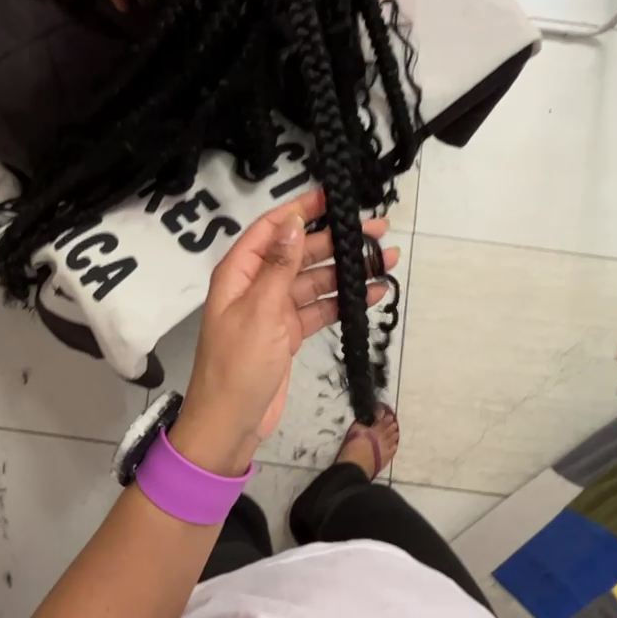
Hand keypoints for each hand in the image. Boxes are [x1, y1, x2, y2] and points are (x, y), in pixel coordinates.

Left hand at [168, 193, 398, 473]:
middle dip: (336, 240)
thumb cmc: (237, 366)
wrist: (231, 422)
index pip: (272, 228)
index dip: (301, 209)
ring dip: (346, 271)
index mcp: (239, 273)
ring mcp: (273, 310)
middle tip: (378, 230)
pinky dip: (343, 301)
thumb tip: (293, 222)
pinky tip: (372, 294)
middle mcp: (256, 285)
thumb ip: (279, 266)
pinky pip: (319, 308)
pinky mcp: (288, 333)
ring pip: (314, 280)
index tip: (334, 195)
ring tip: (385, 260)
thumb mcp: (259, 311)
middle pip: (299, 252)